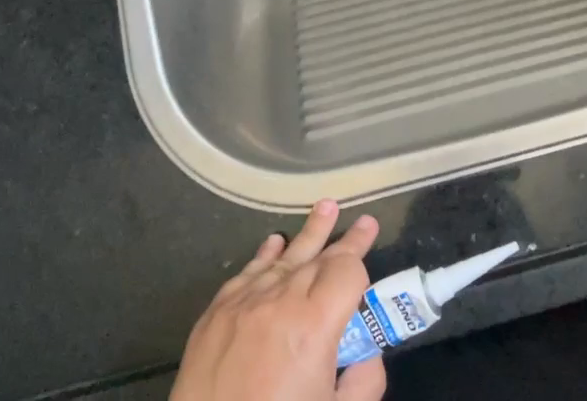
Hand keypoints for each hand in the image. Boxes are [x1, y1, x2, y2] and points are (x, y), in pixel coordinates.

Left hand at [173, 200, 385, 400]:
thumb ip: (364, 379)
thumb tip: (366, 352)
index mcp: (314, 325)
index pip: (346, 271)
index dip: (361, 260)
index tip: (371, 250)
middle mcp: (279, 302)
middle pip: (318, 259)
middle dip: (344, 241)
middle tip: (364, 222)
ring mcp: (243, 305)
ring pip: (283, 258)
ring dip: (308, 234)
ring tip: (326, 207)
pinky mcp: (215, 316)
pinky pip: (246, 274)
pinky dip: (265, 255)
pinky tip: (276, 242)